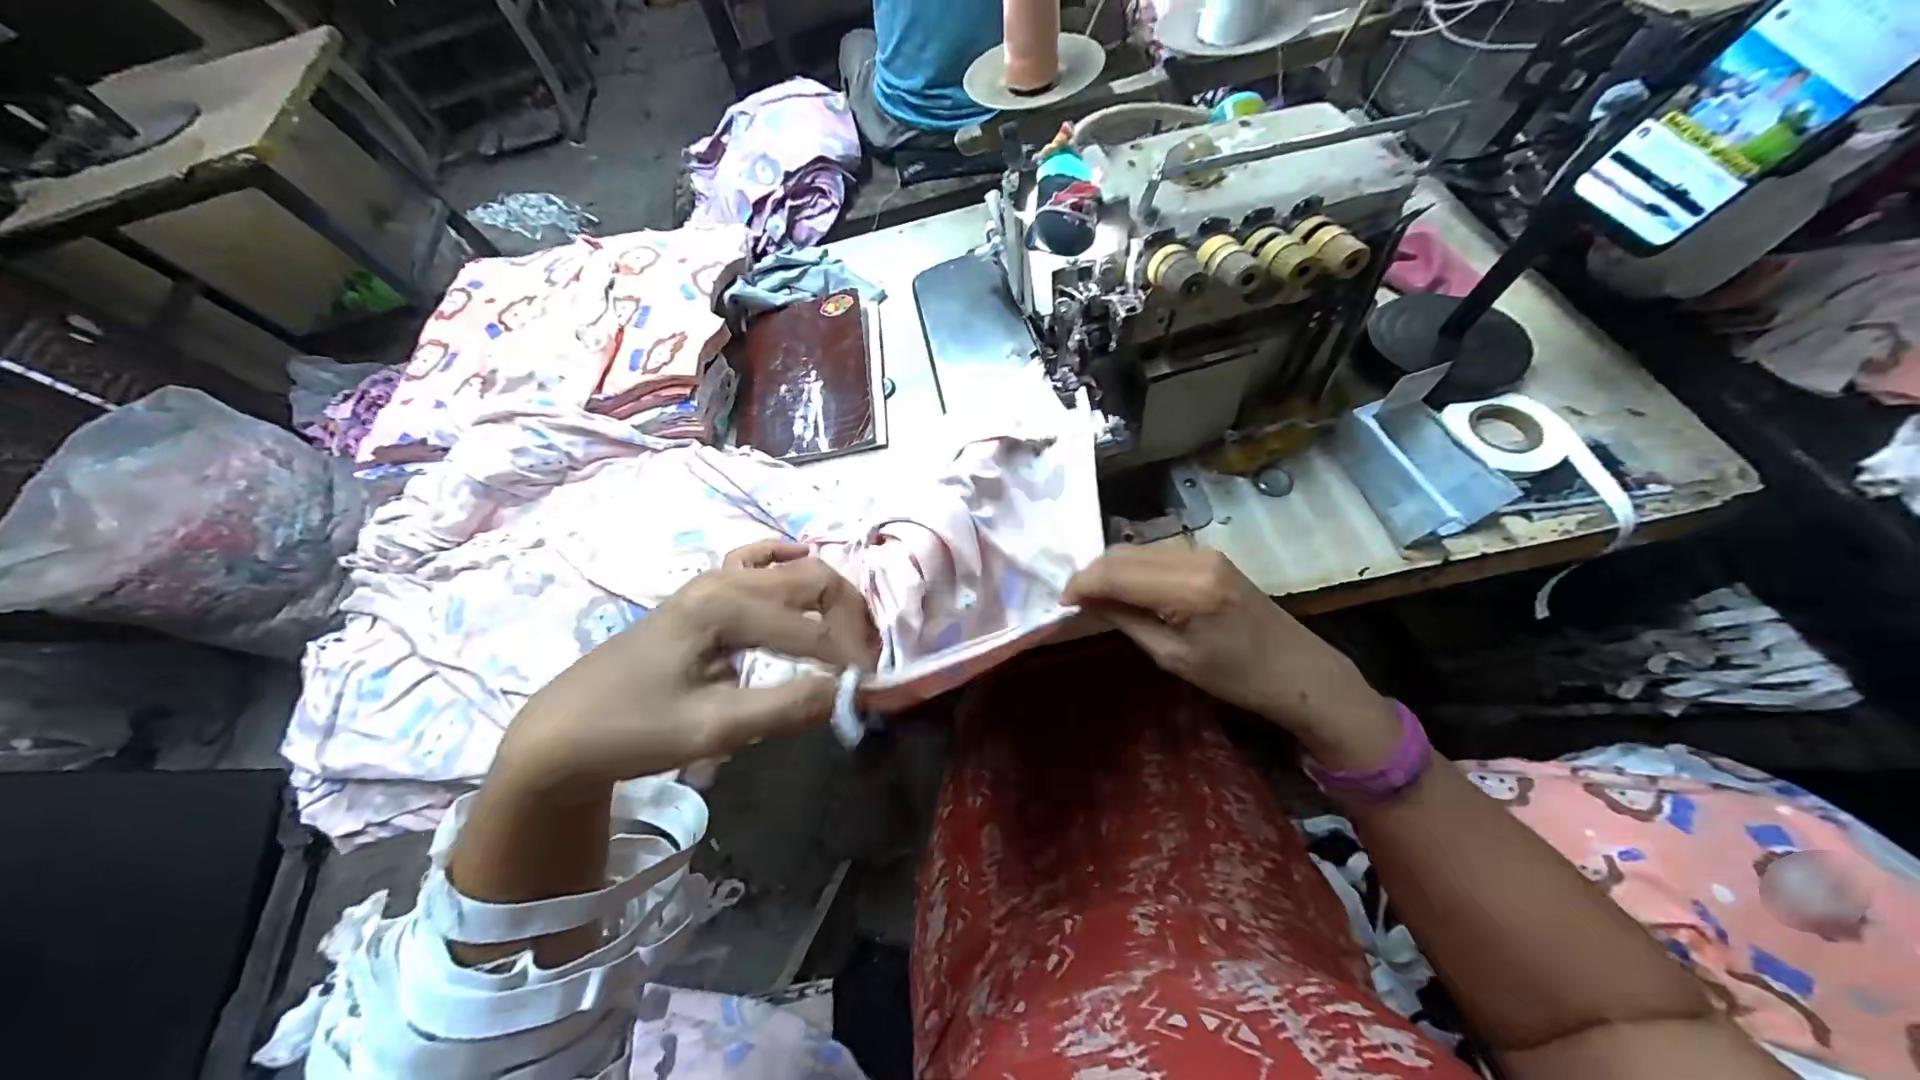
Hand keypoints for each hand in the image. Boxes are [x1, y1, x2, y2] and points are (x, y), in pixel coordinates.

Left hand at [493, 549, 877, 796]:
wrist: (562, 730)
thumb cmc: (632, 729)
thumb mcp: (713, 728)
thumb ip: (787, 707)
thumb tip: (850, 693)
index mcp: (725, 606)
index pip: (812, 628)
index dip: (849, 660)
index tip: (869, 693)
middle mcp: (724, 580)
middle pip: (813, 580)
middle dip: (850, 620)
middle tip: (863, 666)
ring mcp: (712, 581)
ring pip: (793, 572)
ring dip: (829, 600)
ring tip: (846, 641)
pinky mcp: (704, 594)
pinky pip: (757, 563)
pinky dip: (789, 567)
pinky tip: (802, 570)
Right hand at [1063, 545, 1401, 769]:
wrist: (1299, 670)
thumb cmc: (1237, 677)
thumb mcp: (1172, 656)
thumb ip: (1125, 620)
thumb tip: (1087, 602)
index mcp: (1187, 588)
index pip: (1116, 571)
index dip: (1082, 583)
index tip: (1061, 602)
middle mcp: (1194, 557)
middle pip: (1123, 552)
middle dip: (1092, 573)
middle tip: (1074, 600)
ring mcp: (1204, 552)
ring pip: (1137, 548)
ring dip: (1110, 568)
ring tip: (1095, 596)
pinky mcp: (1210, 555)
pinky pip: (1156, 552)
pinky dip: (1133, 567)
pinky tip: (1125, 588)